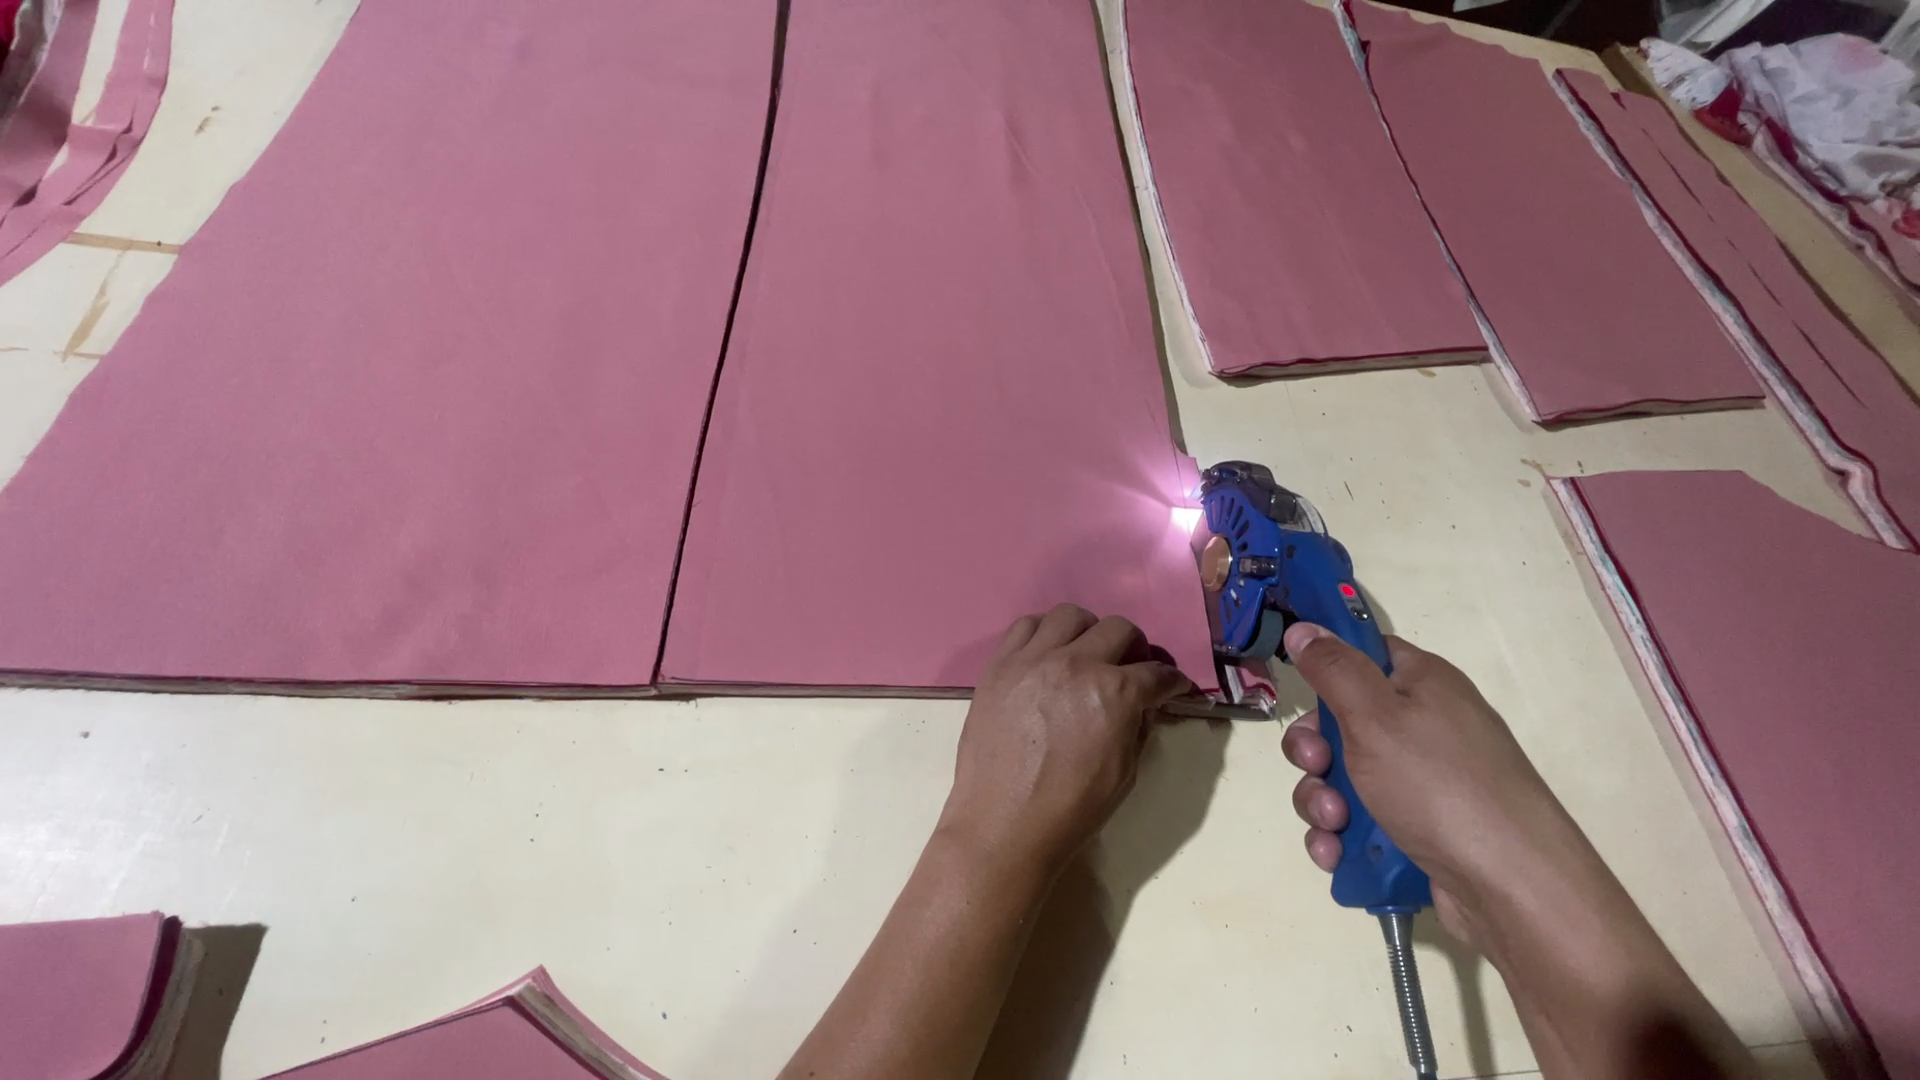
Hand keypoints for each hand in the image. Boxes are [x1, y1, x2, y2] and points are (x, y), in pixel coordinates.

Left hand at [939, 604, 1193, 876]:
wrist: (1004, 823)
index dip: (1172, 682)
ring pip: (1070, 615)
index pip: (1157, 673)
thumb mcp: (1126, 773)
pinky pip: (1025, 625)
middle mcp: (1075, 663)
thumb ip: (1140, 726)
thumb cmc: (1072, 808)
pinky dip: (1043, 632)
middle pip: (1118, 629)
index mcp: (1114, 693)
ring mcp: (1032, 658)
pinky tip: (1047, 653)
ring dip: (1088, 631)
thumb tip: (1145, 702)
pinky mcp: (999, 664)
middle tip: (1131, 668)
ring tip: (1086, 653)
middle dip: (1135, 648)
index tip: (1174, 687)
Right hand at [1279, 622, 1592, 949]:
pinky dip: (1339, 835)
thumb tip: (1303, 627)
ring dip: (1321, 799)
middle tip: (1317, 767)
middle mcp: (1423, 726)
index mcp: (1421, 685)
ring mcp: (1421, 782)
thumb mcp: (1375, 716)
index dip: (1327, 669)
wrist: (1512, 890)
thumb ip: (1333, 669)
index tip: (1302, 691)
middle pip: (1340, 722)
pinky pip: (1357, 820)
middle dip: (1313, 751)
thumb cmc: (1440, 786)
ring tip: (1334, 825)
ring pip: (1341, 776)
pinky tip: (1336, 852)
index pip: (1364, 655)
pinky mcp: (1415, 828)